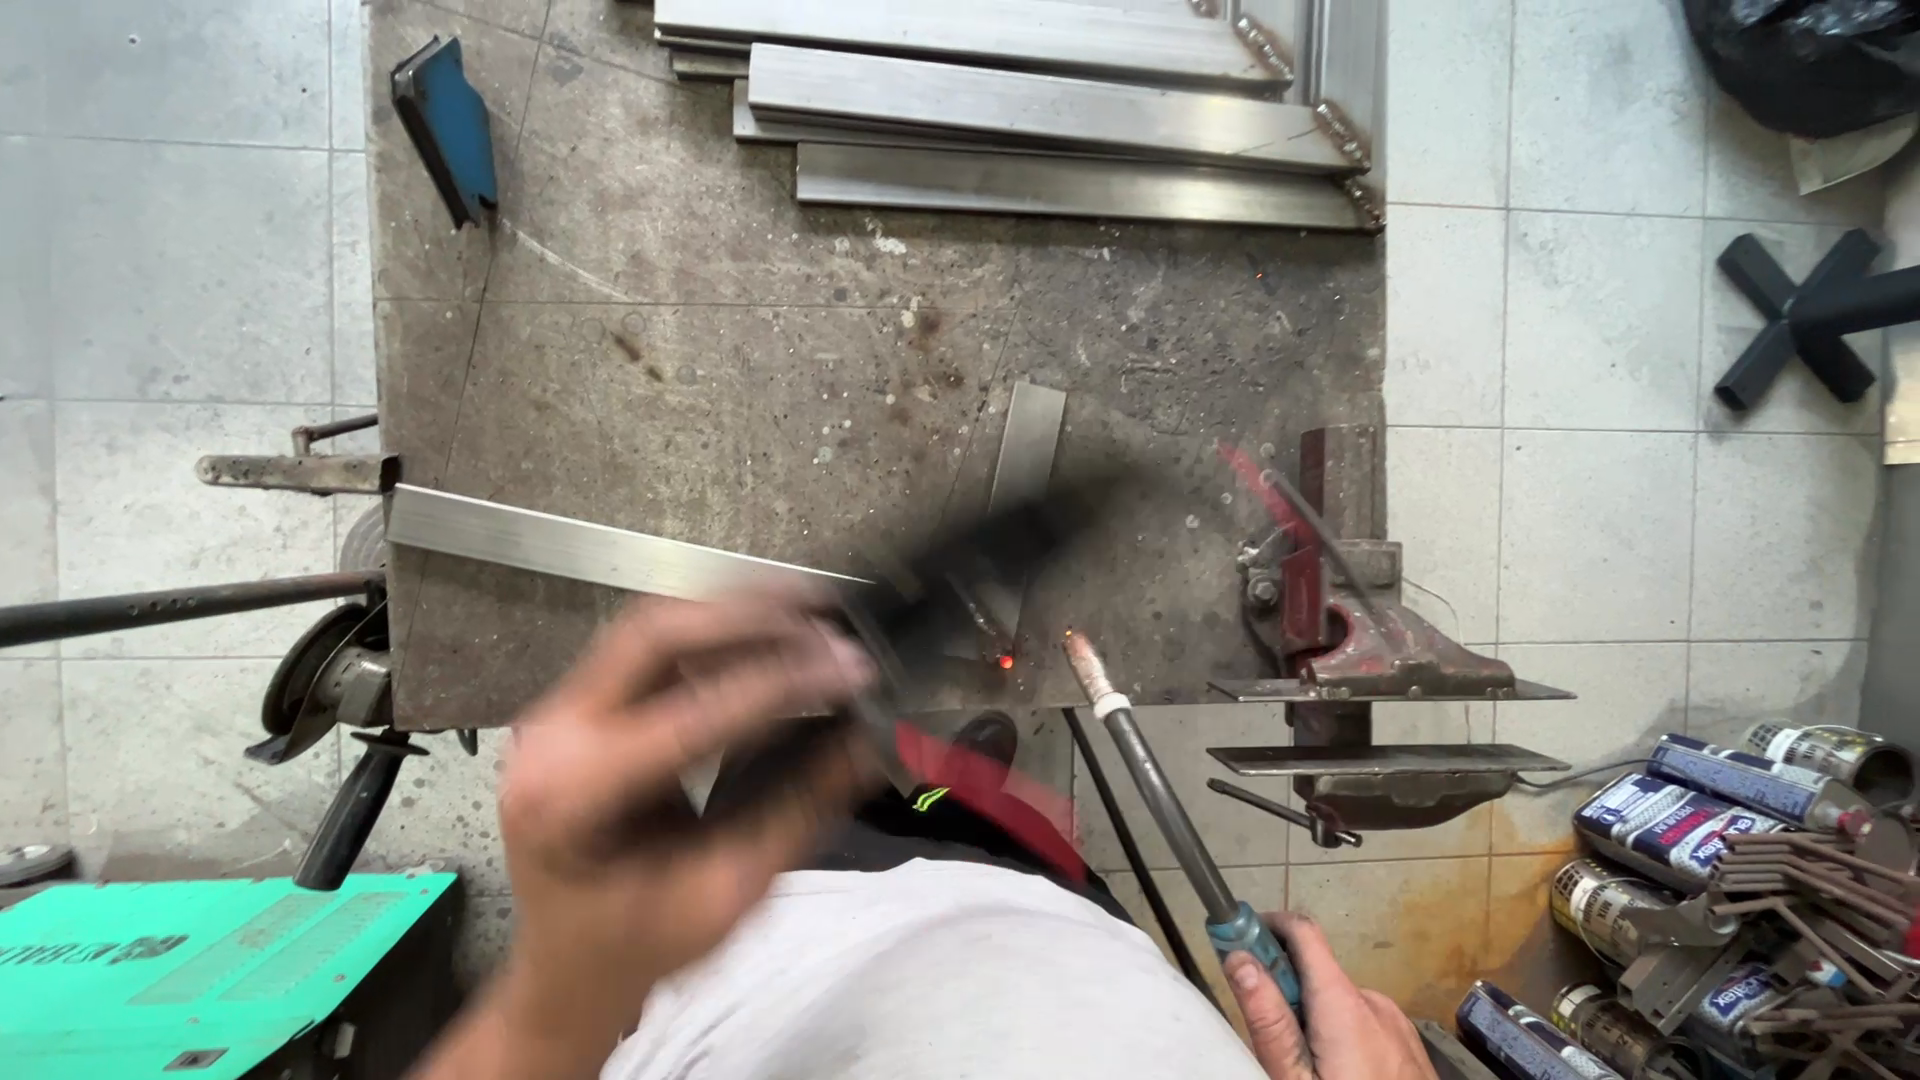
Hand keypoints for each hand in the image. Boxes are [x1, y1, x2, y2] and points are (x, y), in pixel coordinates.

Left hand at [474, 592, 879, 1074]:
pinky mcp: (580, 701)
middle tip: (826, 621)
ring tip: (808, 607)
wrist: (569, 964)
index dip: (779, 685)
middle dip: (750, 618)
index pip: (691, 717)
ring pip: (653, 624)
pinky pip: (652, 642)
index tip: (849, 669)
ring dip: (735, 610)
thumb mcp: (728, 894)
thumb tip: (867, 741)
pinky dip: (717, 626)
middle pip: (656, 636)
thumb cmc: (641, 945)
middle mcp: (552, 737)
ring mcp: (558, 710)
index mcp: (574, 800)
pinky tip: (767, 626)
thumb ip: (798, 812)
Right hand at [1224, 913, 1437, 1079]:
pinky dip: (1340, 1038)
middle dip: (1284, 993)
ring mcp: (1398, 1027)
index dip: (1264, 926)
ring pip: (1336, 1003)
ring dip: (1312, 1021)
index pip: (1301, 930)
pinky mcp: (1411, 1050)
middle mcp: (1373, 1002)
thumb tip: (1239, 958)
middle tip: (1270, 1046)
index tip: (1236, 948)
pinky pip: (1362, 1026)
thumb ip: (1269, 1020)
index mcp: (1344, 1003)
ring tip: (1309, 1075)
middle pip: (1313, 973)